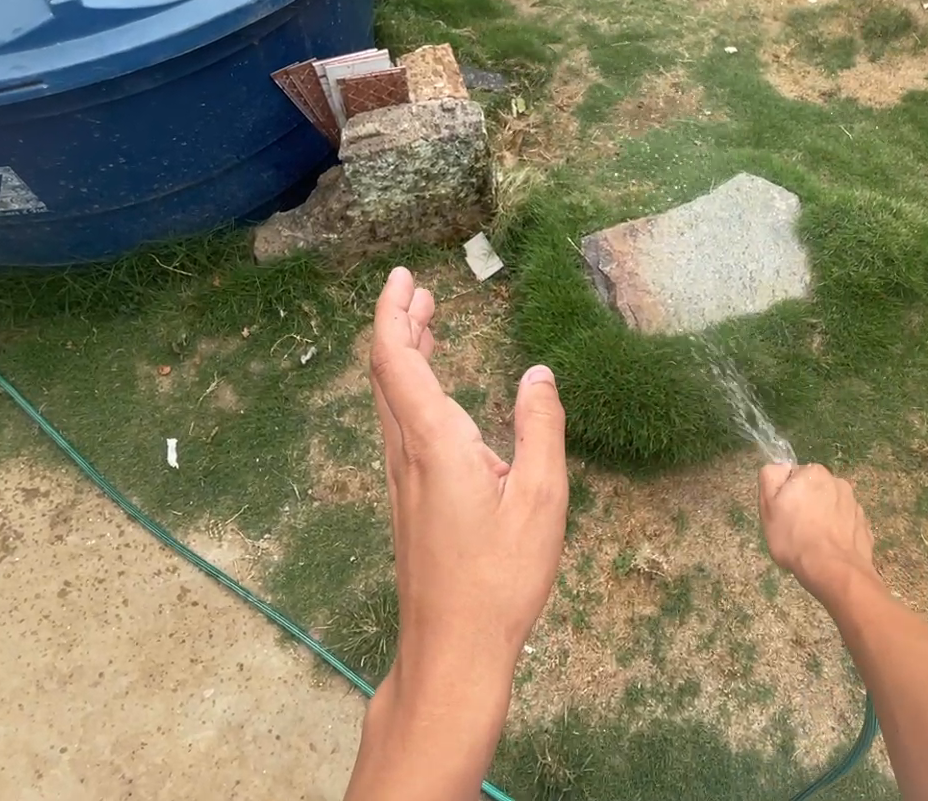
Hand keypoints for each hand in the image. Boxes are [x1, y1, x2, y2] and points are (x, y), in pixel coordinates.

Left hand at [368, 267, 567, 682]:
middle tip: (419, 291)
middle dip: (398, 324)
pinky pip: (397, 423)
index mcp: (434, 443)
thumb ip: (540, 427)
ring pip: (388, 399)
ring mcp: (401, 479)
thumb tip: (538, 372)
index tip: (402, 277)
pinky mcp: (407, 499)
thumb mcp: (541, 498)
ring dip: (401, 354)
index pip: (396, 361)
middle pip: (386, 372)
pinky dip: (408, 387)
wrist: (452, 650)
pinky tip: (432, 394)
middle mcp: (406, 453)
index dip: (392, 313)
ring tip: (426, 323)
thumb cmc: (501, 575)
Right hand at [758, 463, 880, 606]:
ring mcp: (855, 504)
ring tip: (814, 544)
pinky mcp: (865, 526)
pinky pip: (845, 525)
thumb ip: (771, 477)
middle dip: (807, 506)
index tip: (784, 514)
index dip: (786, 496)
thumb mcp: (768, 506)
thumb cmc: (794, 538)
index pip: (795, 477)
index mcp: (814, 472)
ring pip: (831, 508)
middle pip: (815, 491)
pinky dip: (838, 533)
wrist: (834, 571)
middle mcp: (838, 482)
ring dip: (824, 519)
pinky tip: (830, 550)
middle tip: (796, 530)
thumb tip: (781, 468)